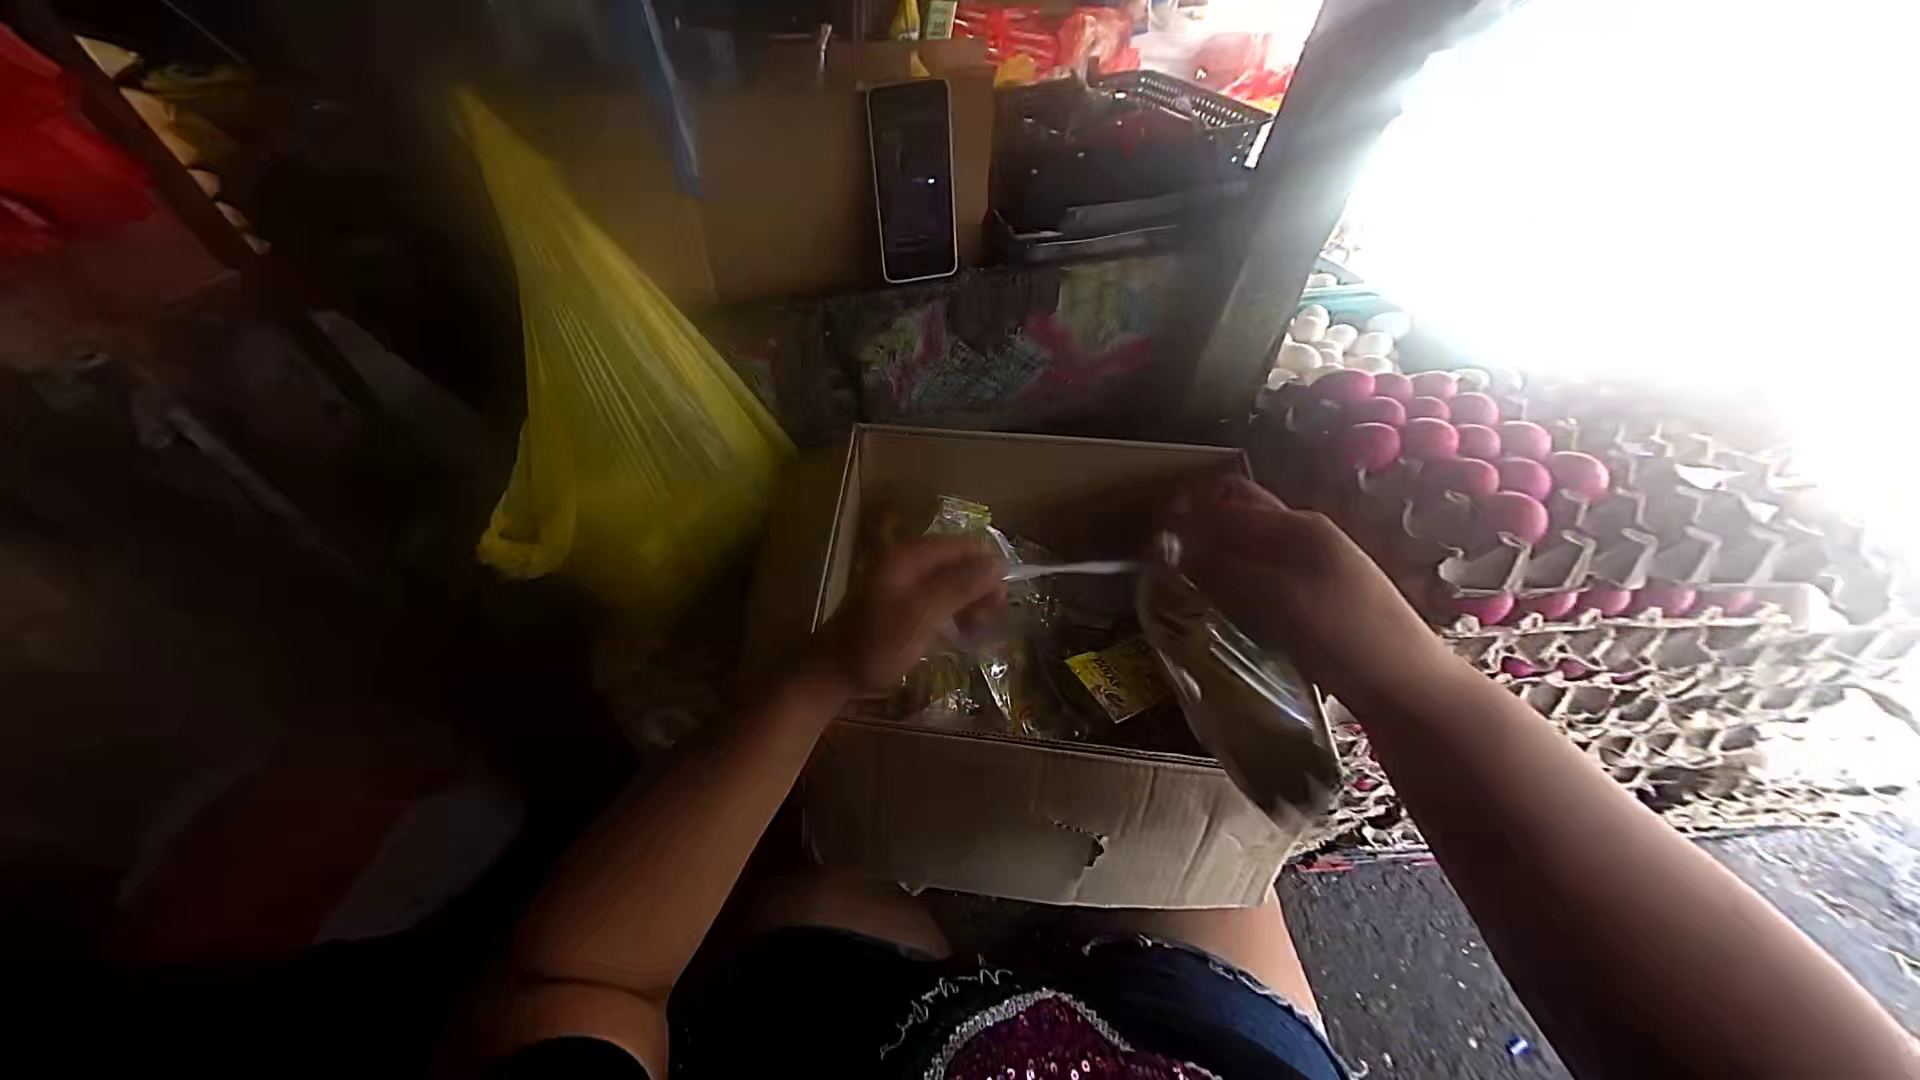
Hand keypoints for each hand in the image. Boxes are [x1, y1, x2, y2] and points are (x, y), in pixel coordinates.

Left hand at [808, 535, 1007, 694]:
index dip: (989, 566)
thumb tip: (998, 563)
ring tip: (976, 628)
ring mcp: (905, 581)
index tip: (1002, 599)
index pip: (964, 546)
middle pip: (960, 562)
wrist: (833, 673)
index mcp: (910, 556)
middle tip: (991, 618)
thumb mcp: (922, 616)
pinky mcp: (904, 601)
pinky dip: (955, 610)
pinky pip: (940, 597)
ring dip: (970, 600)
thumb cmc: (878, 644)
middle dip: (981, 586)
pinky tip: (960, 631)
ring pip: (952, 581)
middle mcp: (909, 561)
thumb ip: (960, 587)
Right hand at [1160, 473, 1456, 707]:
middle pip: (1240, 515)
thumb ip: (1222, 565)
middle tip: (1165, 552)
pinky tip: (1222, 594)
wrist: (1407, 685)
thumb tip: (1171, 542)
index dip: (1185, 517)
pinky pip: (1261, 568)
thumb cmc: (1343, 635)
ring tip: (1184, 572)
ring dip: (1214, 550)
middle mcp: (1304, 534)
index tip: (1149, 537)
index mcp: (1297, 526)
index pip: (1227, 506)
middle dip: (1199, 525)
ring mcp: (1312, 561)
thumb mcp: (1276, 598)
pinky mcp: (1313, 590)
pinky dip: (1234, 573)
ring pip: (1248, 543)